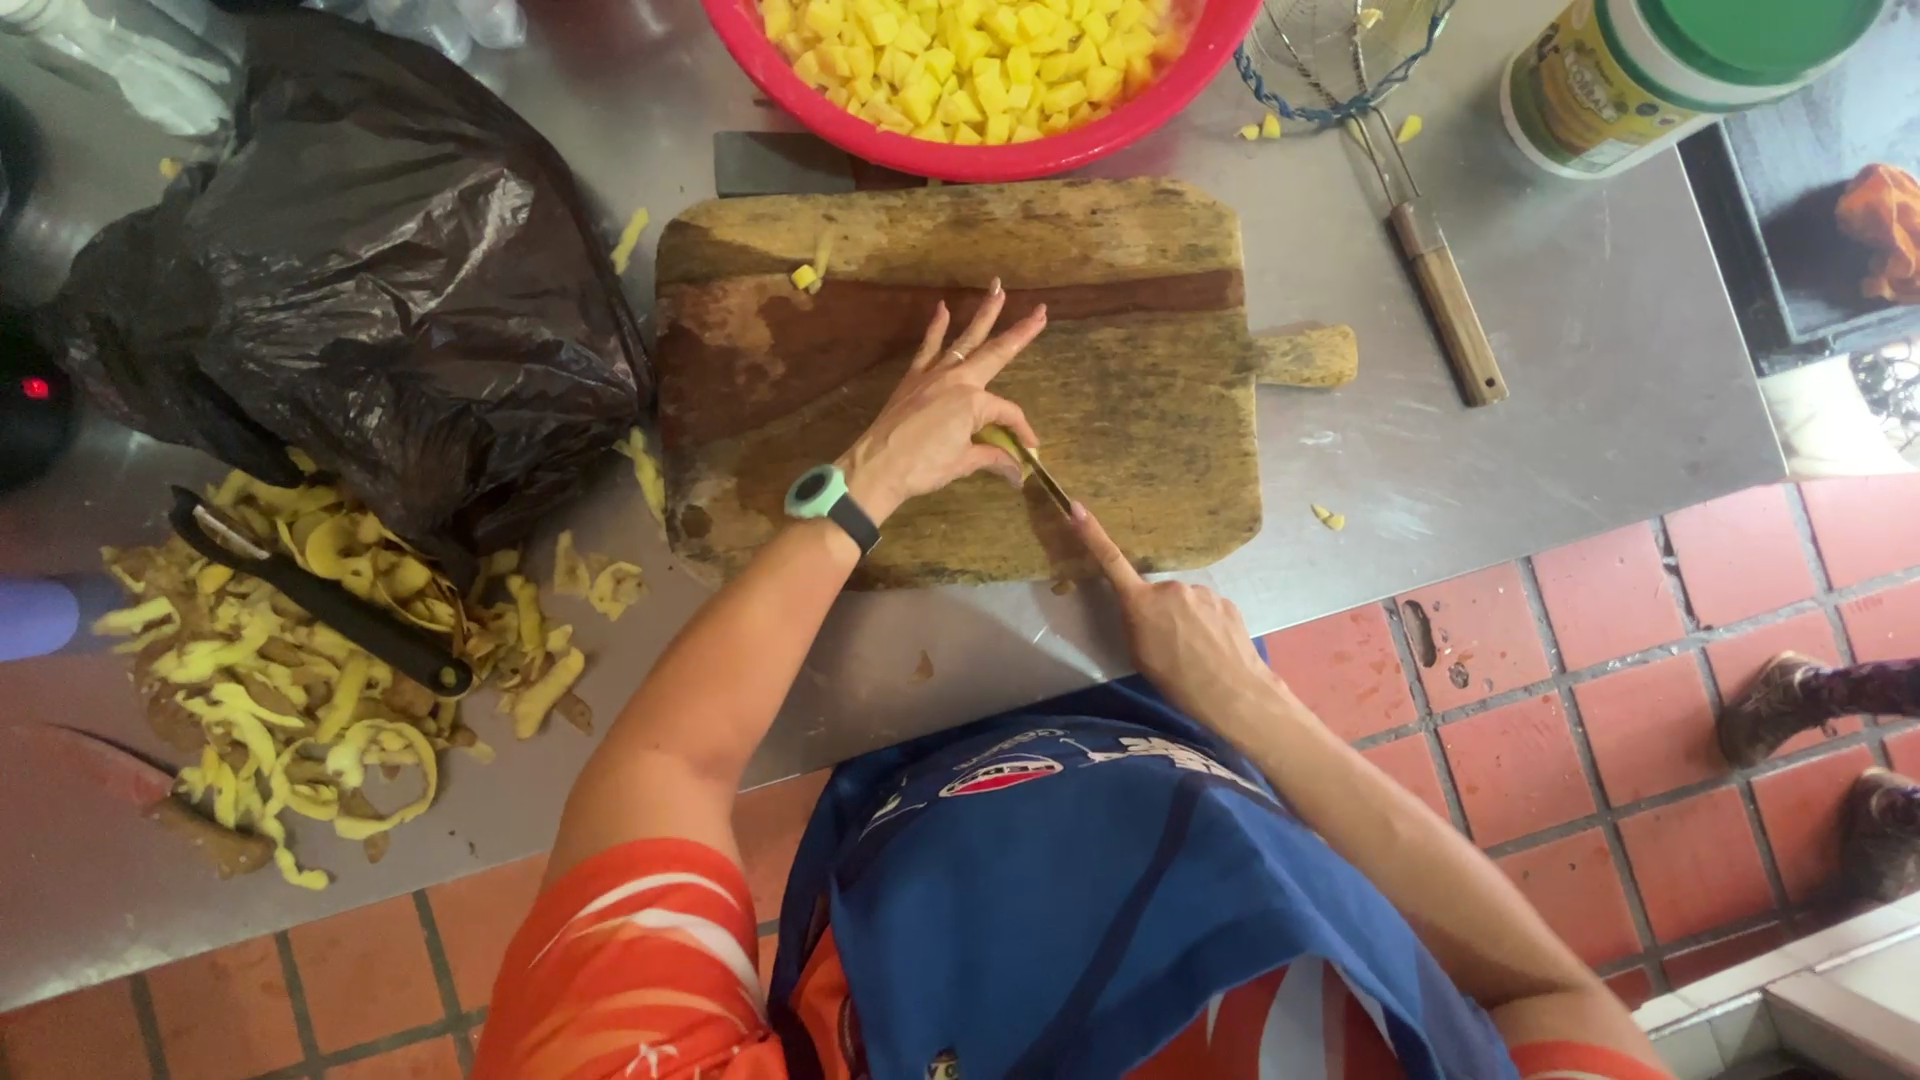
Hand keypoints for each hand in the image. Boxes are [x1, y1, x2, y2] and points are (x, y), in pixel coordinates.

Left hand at [837, 280, 1046, 523]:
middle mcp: (958, 380)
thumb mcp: (963, 462)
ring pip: (965, 340)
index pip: (1008, 412)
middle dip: (1020, 332)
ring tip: (997, 289)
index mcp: (974, 403)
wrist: (878, 465)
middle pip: (996, 353)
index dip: (1021, 431)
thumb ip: (992, 458)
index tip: (1029, 448)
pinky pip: (927, 348)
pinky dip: (936, 328)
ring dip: (983, 315)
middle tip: (1041, 311)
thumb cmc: (924, 467)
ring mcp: (934, 374)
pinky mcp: (914, 378)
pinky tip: (943, 309)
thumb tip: (1016, 470)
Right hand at [1070, 501, 1291, 731]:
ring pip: (1186, 602)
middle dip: (1161, 613)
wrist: (1232, 693)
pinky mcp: (1226, 601)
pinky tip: (1214, 648)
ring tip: (1197, 651)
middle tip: (1170, 646)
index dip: (1091, 534)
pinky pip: (1208, 609)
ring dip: (1187, 620)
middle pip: (1158, 594)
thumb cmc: (1176, 680)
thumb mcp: (1139, 655)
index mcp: (1141, 602)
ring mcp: (1202, 592)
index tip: (1076, 507)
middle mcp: (1171, 588)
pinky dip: (1207, 625)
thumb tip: (1146, 611)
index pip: (1111, 561)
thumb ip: (1136, 624)